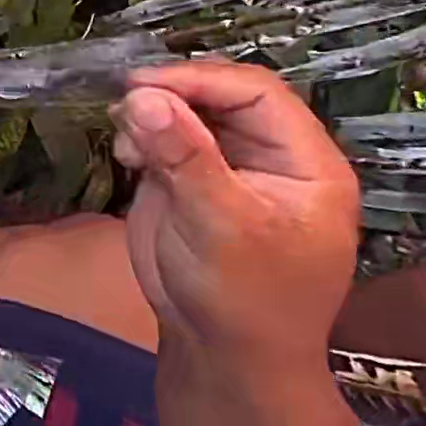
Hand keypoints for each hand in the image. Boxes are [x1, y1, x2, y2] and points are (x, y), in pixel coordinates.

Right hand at [110, 62, 358, 369]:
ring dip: (148, 116)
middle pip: (217, 96)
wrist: (219, 345)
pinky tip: (127, 158)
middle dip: (168, 95)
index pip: (255, 93)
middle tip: (123, 105)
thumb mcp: (218, 222)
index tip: (139, 84)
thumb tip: (140, 95)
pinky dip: (137, 137)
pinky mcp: (183, 180)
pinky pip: (159, 138)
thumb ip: (184, 156)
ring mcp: (222, 166)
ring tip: (126, 143)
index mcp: (302, 160)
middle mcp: (264, 154)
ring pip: (182, 113)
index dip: (199, 80)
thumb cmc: (243, 292)